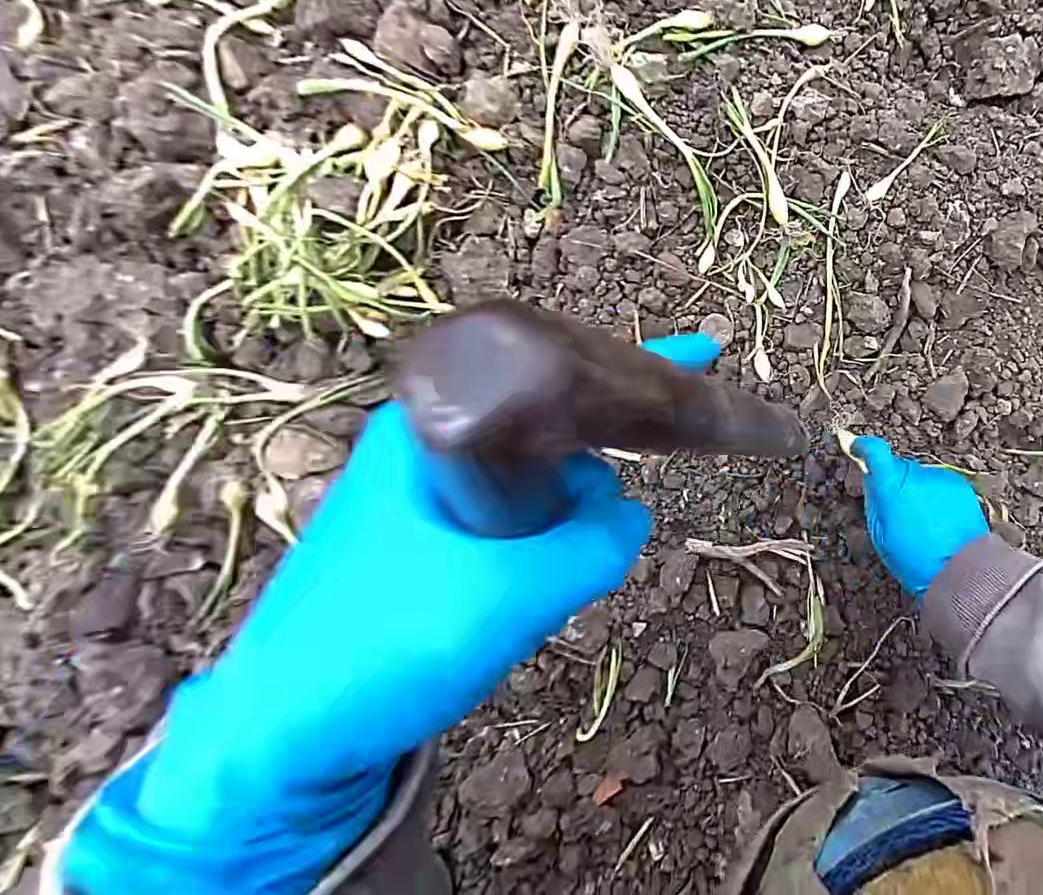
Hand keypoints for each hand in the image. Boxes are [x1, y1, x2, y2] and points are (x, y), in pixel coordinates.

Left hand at [62, 333, 720, 893]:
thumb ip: (597, 543)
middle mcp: (441, 444)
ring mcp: (442, 491)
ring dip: (573, 525)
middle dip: (598, 479)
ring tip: (551, 586)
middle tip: (608, 524)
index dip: (638, 367)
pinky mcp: (445, 536)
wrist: (280, 747)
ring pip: (551, 484)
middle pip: (562, 430)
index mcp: (439, 427)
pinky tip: (543, 587)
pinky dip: (553, 544)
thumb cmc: (386, 645)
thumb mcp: (515, 592)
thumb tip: (632, 516)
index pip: (558, 375)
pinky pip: (528, 519)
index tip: (705, 352)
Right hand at [850, 437, 988, 596]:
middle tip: (896, 511)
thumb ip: (874, 501)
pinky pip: (939, 485)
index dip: (863, 447)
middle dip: (894, 483)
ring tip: (922, 523)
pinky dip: (935, 498)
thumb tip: (871, 479)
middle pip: (899, 468)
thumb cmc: (918, 560)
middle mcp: (918, 476)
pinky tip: (938, 522)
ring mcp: (941, 479)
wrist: (962, 568)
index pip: (875, 452)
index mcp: (894, 488)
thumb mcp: (881, 536)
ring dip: (917, 491)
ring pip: (920, 478)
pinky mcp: (959, 485)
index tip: (856, 446)